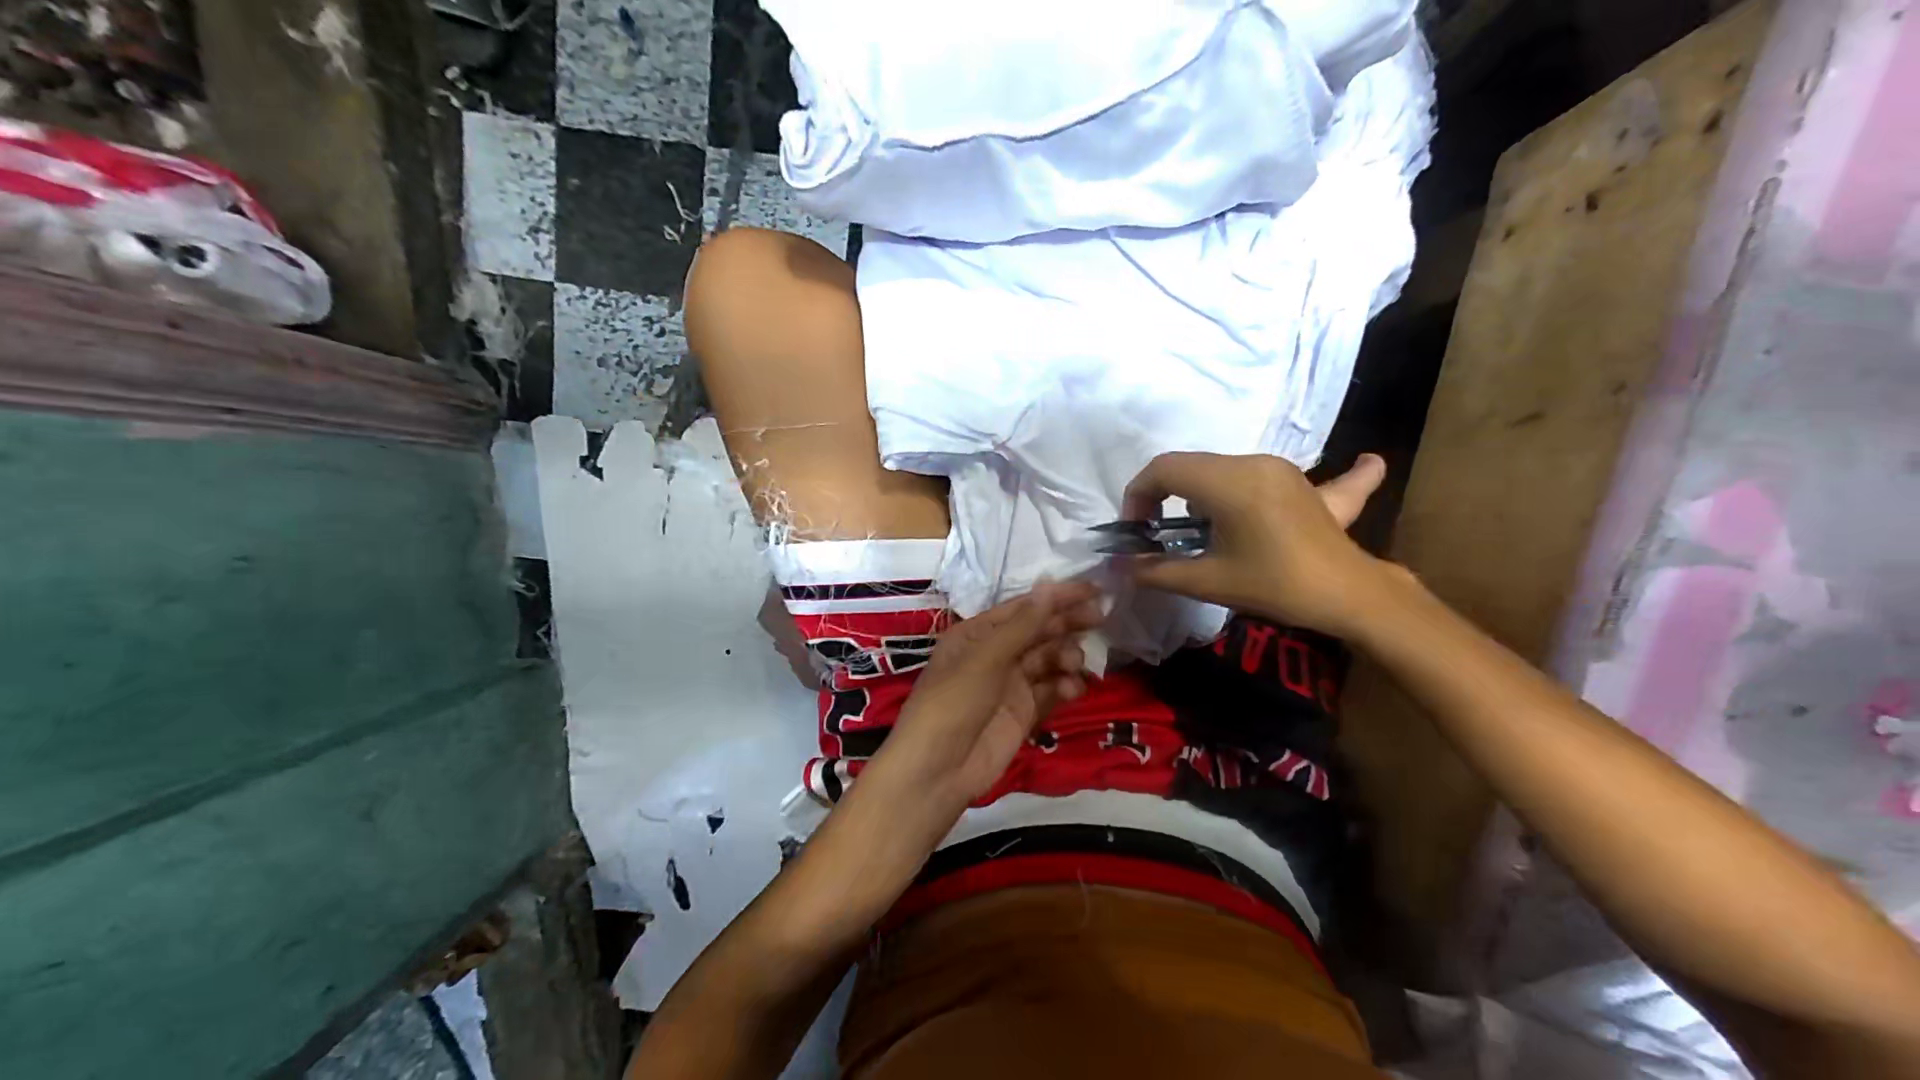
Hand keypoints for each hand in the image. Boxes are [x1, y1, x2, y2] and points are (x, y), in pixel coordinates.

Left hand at [870, 582, 1102, 811]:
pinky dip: (1065, 687)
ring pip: (1048, 661)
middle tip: (1101, 617)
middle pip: (1038, 632)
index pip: (1023, 608)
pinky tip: (1074, 688)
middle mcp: (995, 655)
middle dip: (1068, 624)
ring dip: (1066, 657)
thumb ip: (1022, 626)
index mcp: (977, 634)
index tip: (1093, 590)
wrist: (938, 769)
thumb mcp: (985, 658)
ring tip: (1076, 663)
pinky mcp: (1023, 713)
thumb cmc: (953, 702)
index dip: (1057, 598)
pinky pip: (1051, 692)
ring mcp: (1010, 685)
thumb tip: (1050, 587)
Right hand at [1120, 452, 1392, 637]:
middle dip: (1163, 496)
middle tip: (1157, 535)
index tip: (1137, 531)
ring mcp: (1280, 469)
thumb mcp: (1208, 581)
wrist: (1352, 596)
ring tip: (1197, 530)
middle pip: (1189, 467)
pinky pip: (1271, 475)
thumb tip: (1120, 566)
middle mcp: (1253, 463)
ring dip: (1198, 493)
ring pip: (1219, 469)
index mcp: (1228, 482)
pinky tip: (1354, 462)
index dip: (1138, 496)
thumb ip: (1157, 570)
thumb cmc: (1274, 586)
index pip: (1164, 469)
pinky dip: (1264, 481)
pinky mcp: (1300, 482)